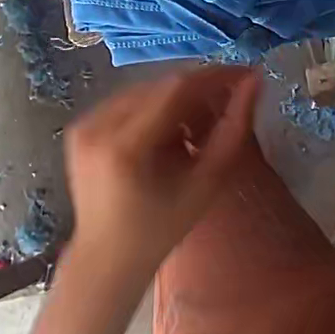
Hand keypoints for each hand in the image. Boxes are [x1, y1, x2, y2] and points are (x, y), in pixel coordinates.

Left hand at [62, 65, 260, 277]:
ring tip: (199, 127)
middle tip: (227, 107)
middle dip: (199, 90)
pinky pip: (128, 100)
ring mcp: (85, 123)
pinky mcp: (81, 124)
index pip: (176, 88)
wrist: (107, 258)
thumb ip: (233, 130)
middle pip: (161, 85)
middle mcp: (97, 125)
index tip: (245, 76)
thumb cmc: (161, 229)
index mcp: (125, 145)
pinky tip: (171, 132)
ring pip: (146, 89)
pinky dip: (156, 107)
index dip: (215, 77)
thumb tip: (253, 83)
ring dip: (179, 98)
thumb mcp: (206, 184)